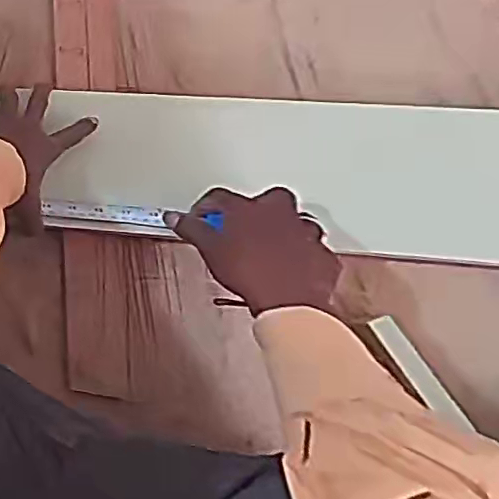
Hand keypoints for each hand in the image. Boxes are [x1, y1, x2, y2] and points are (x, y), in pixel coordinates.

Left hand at [0, 84, 97, 232]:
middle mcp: (27, 129)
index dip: (81, 129)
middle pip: (38, 106)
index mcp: (44, 148)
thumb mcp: (27, 205)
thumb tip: (37, 237)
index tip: (91, 120)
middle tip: (44, 84)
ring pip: (10, 99)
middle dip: (42, 94)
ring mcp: (6, 121)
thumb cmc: (14, 184)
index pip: (69, 137)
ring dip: (8, 90)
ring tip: (7, 82)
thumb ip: (32, 221)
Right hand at [165, 188, 340, 313]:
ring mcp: (305, 233)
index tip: (200, 218)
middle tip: (241, 223)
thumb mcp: (208, 248)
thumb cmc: (249, 271)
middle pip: (269, 197)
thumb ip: (191, 228)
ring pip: (296, 220)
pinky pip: (312, 247)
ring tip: (266, 243)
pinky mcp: (322, 255)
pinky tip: (288, 262)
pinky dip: (301, 251)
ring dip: (283, 227)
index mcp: (247, 208)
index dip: (206, 207)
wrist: (287, 302)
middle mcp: (279, 214)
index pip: (219, 196)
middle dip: (256, 207)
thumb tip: (176, 218)